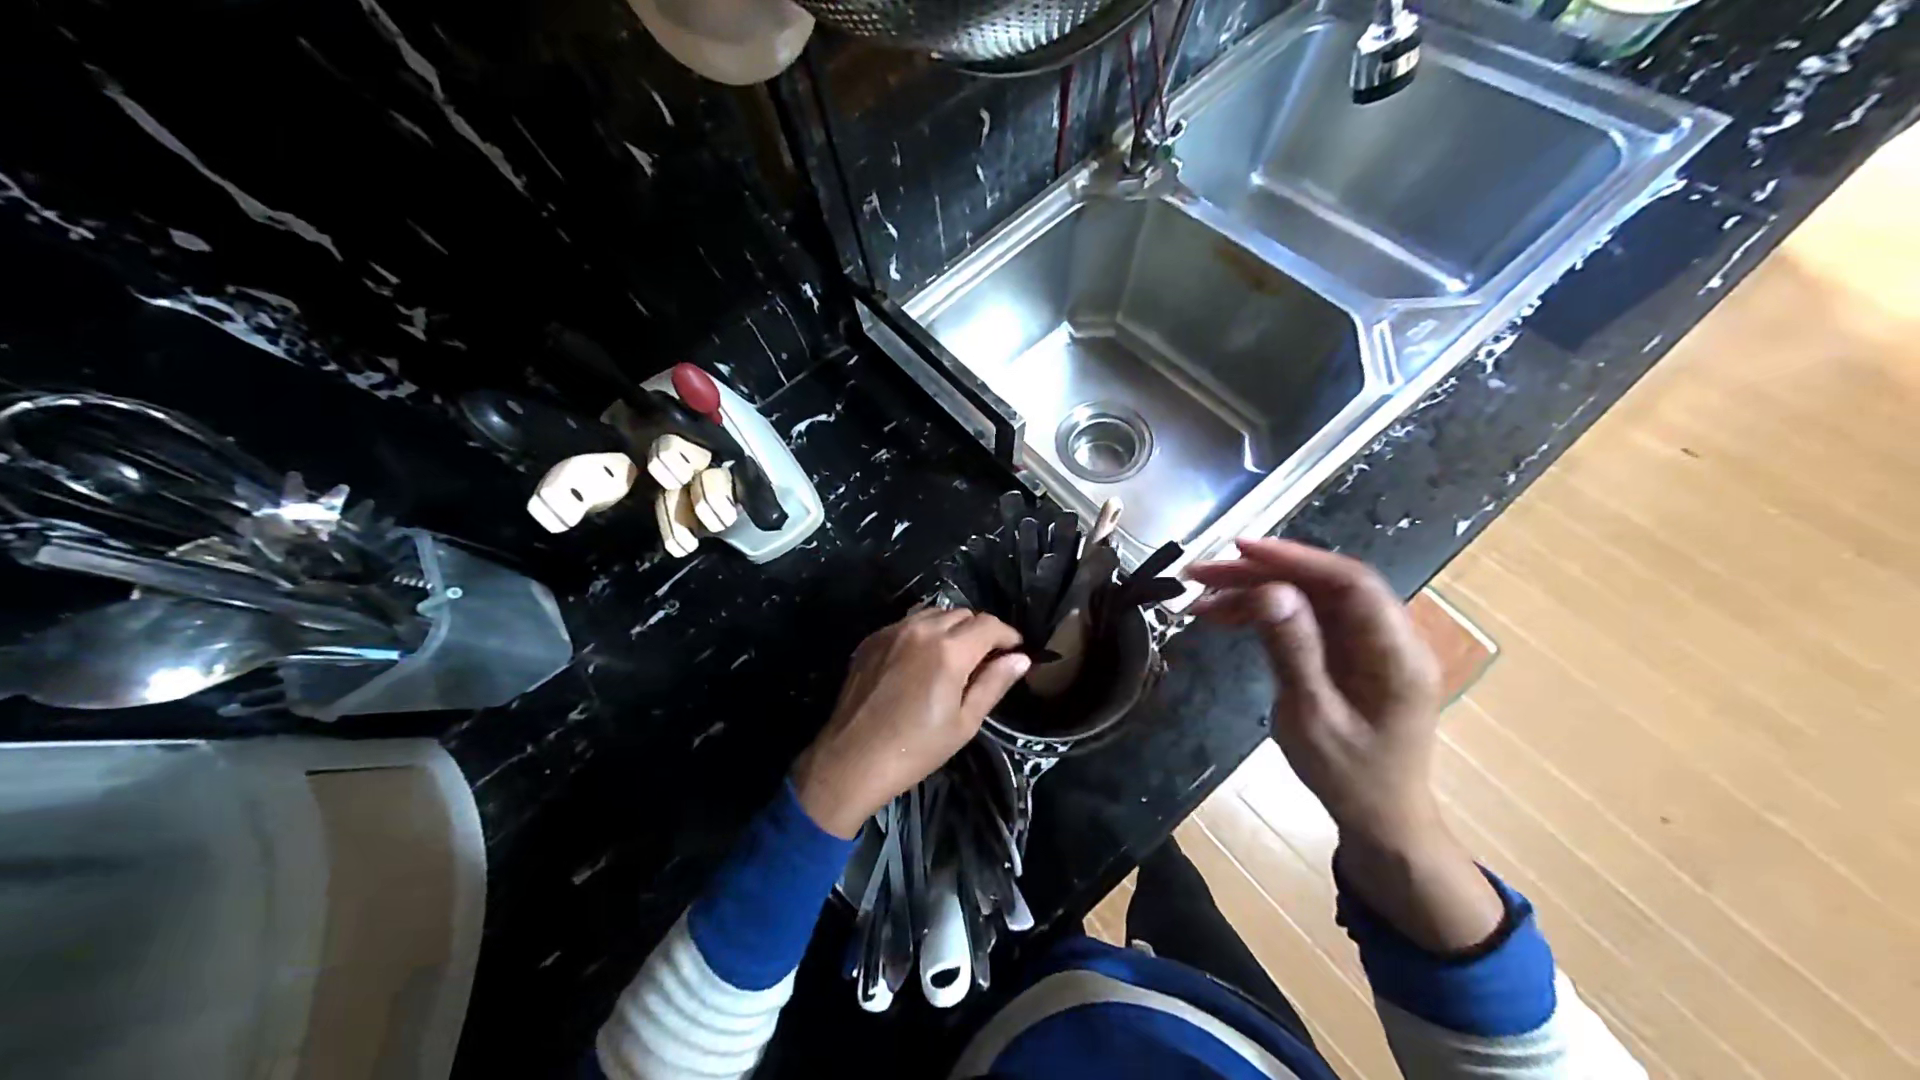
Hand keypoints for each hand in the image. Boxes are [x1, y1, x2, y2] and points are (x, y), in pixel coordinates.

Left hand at [792, 609, 1030, 838]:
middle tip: (985, 660)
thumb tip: (1020, 659)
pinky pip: (907, 624)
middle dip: (980, 631)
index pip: (989, 624)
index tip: (1014, 651)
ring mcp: (892, 631)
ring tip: (954, 657)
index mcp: (949, 650)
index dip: (1007, 635)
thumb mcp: (965, 722)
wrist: (853, 760)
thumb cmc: (916, 748)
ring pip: (934, 614)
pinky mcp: (872, 639)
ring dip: (952, 628)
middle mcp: (921, 629)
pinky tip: (922, 660)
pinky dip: (924, 633)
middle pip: (963, 614)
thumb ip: (994, 683)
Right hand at [1189, 539, 1500, 950]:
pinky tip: (1225, 617)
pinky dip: (1264, 614)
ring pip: (1308, 598)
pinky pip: (1304, 619)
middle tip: (1201, 574)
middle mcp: (1387, 637)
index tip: (1240, 550)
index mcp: (1396, 653)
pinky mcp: (1347, 653)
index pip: (1350, 583)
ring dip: (1254, 592)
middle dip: (1260, 573)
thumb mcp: (1313, 719)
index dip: (1296, 559)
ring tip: (1201, 601)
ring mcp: (1367, 644)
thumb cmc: (1351, 777)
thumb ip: (1294, 651)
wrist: (1380, 819)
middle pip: (1323, 584)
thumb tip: (1270, 592)